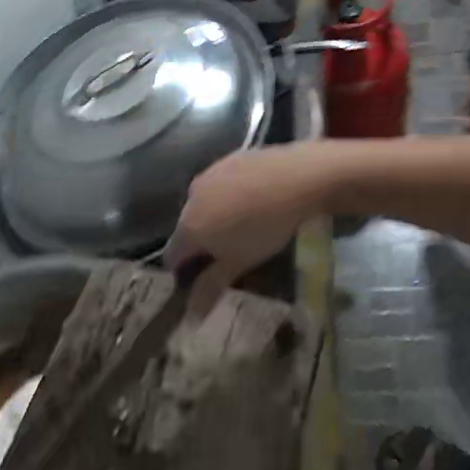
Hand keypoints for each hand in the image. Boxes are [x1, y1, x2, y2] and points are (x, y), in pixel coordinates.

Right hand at [166, 146, 330, 314]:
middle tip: (228, 250)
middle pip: (188, 226)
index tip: (203, 278)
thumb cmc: (265, 227)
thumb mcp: (239, 262)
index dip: (184, 271)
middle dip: (202, 241)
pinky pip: (223, 181)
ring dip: (216, 214)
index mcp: (188, 226)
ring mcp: (211, 172)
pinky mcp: (231, 156)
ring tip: (244, 222)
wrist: (297, 177)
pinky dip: (231, 192)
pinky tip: (255, 196)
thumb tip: (191, 313)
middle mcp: (192, 196)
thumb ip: (211, 286)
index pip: (172, 256)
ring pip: (205, 201)